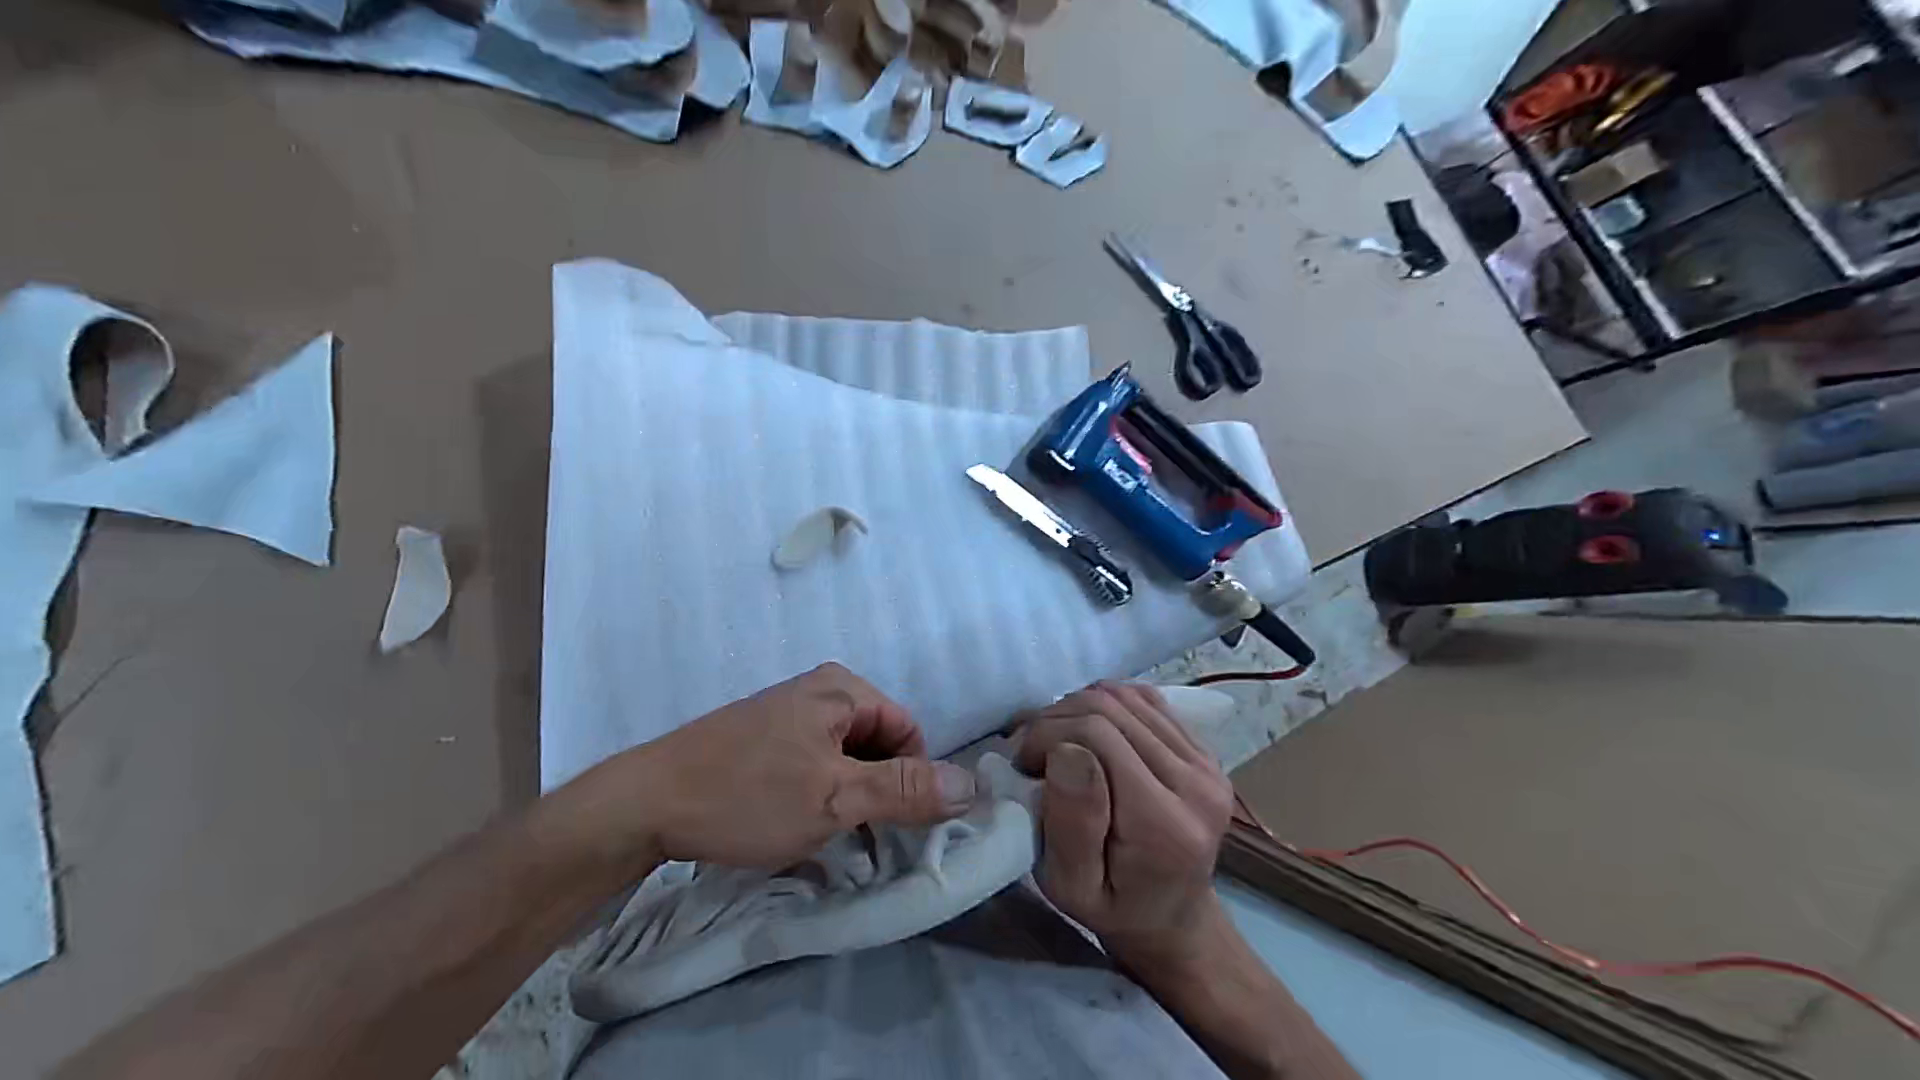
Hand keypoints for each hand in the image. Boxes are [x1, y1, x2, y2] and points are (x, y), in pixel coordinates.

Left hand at [606, 663, 976, 868]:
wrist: (644, 804)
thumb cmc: (748, 795)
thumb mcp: (836, 799)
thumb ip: (905, 790)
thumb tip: (972, 783)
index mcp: (842, 689)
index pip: (908, 731)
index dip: (907, 780)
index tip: (885, 826)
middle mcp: (818, 690)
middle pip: (877, 742)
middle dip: (874, 789)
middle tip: (851, 834)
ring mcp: (786, 711)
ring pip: (843, 757)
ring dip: (844, 796)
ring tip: (818, 833)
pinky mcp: (762, 735)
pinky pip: (811, 760)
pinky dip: (815, 792)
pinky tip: (790, 822)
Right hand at [1016, 682, 1234, 971]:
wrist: (1170, 916)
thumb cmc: (1110, 907)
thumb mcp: (1070, 886)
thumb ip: (1070, 823)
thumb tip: (1067, 750)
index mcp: (1165, 824)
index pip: (1098, 734)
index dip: (1048, 734)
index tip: (1024, 765)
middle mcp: (1197, 785)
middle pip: (1111, 709)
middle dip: (1057, 718)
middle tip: (1033, 752)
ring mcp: (1207, 763)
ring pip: (1126, 697)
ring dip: (1078, 708)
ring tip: (1058, 741)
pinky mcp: (1205, 751)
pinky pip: (1145, 700)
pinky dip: (1107, 704)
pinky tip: (1091, 733)